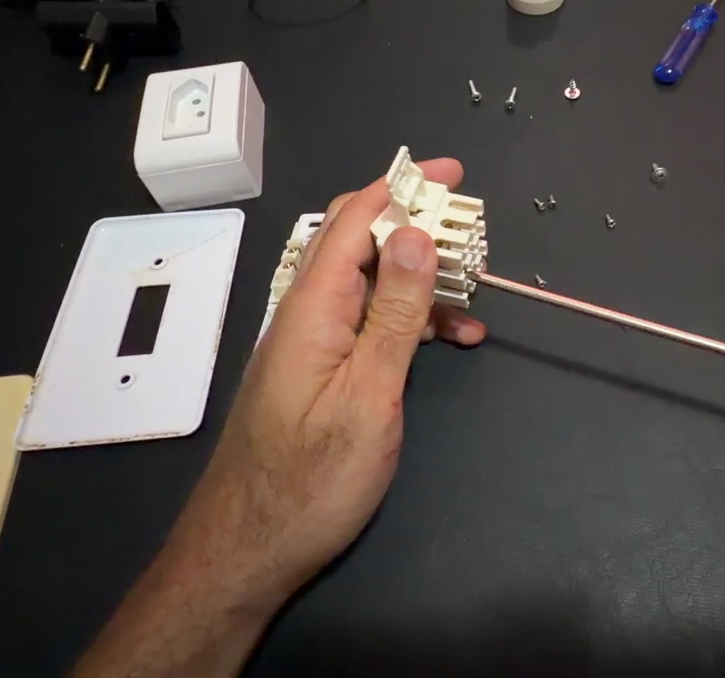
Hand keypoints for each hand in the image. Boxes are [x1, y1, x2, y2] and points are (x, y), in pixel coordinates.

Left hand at [215, 157, 484, 602]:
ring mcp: (315, 337)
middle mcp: (309, 308)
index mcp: (314, 304)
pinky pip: (372, 319)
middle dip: (416, 222)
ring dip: (424, 276)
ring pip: (374, 280)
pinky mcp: (323, 364)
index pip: (355, 217)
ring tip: (475, 291)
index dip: (403, 185)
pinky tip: (456, 338)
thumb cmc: (311, 478)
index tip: (451, 173)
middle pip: (362, 239)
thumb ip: (396, 312)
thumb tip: (416, 234)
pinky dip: (413, 318)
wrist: (248, 550)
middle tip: (470, 231)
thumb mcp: (368, 393)